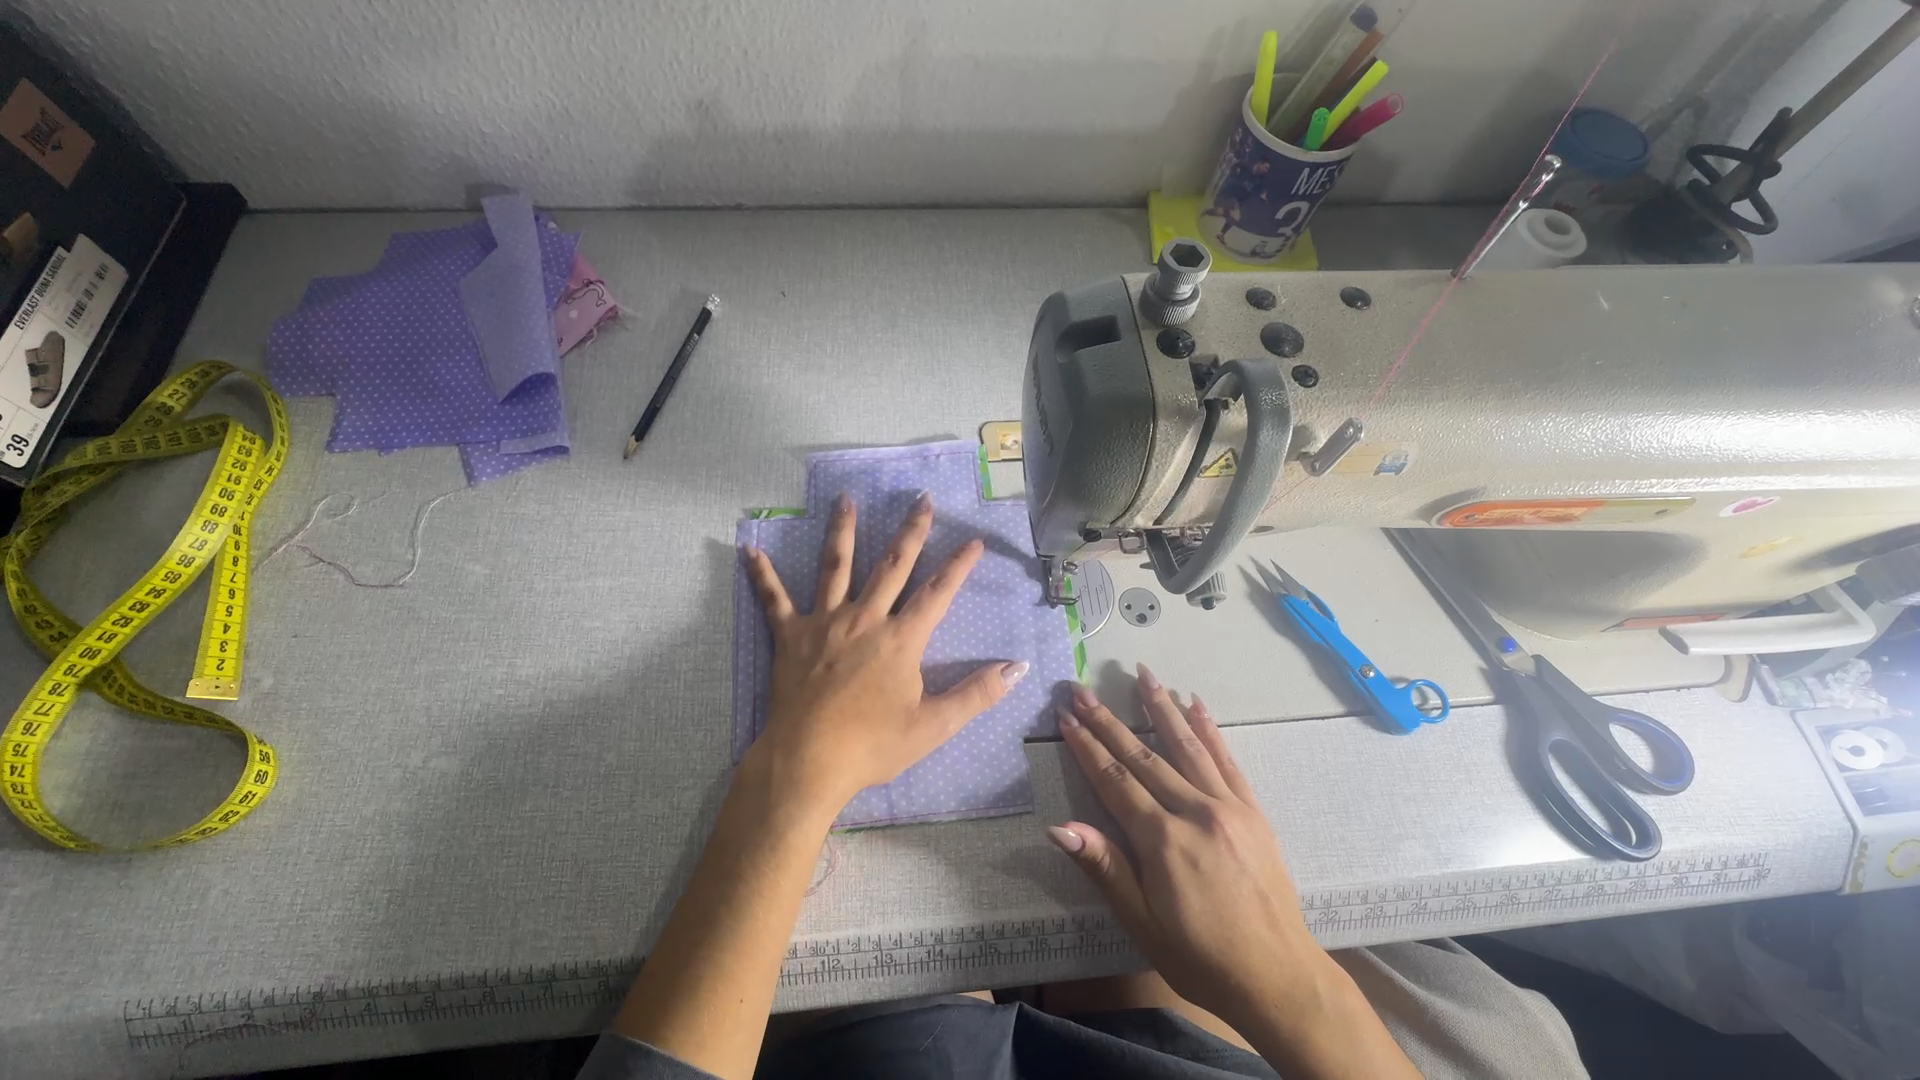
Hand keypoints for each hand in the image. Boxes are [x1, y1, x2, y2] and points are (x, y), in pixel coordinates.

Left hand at [741, 491, 1027, 813]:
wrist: (809, 760)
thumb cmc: (873, 746)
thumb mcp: (934, 726)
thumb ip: (977, 694)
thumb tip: (1017, 668)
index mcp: (901, 639)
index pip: (937, 593)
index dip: (958, 566)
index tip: (975, 541)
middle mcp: (865, 618)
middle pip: (892, 565)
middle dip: (911, 531)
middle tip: (922, 500)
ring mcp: (825, 622)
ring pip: (836, 567)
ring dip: (843, 531)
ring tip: (846, 500)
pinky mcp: (790, 635)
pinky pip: (774, 599)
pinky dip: (762, 575)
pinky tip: (749, 550)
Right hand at [1047, 667, 1318, 1030]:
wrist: (1280, 978)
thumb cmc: (1201, 958)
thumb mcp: (1143, 924)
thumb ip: (1105, 869)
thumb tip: (1060, 826)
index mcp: (1163, 840)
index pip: (1114, 781)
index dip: (1086, 747)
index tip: (1064, 717)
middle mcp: (1195, 811)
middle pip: (1144, 756)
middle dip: (1109, 720)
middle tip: (1082, 688)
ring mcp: (1228, 807)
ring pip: (1187, 746)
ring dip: (1160, 706)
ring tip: (1141, 673)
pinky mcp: (1253, 811)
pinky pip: (1227, 760)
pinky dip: (1209, 730)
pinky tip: (1196, 704)